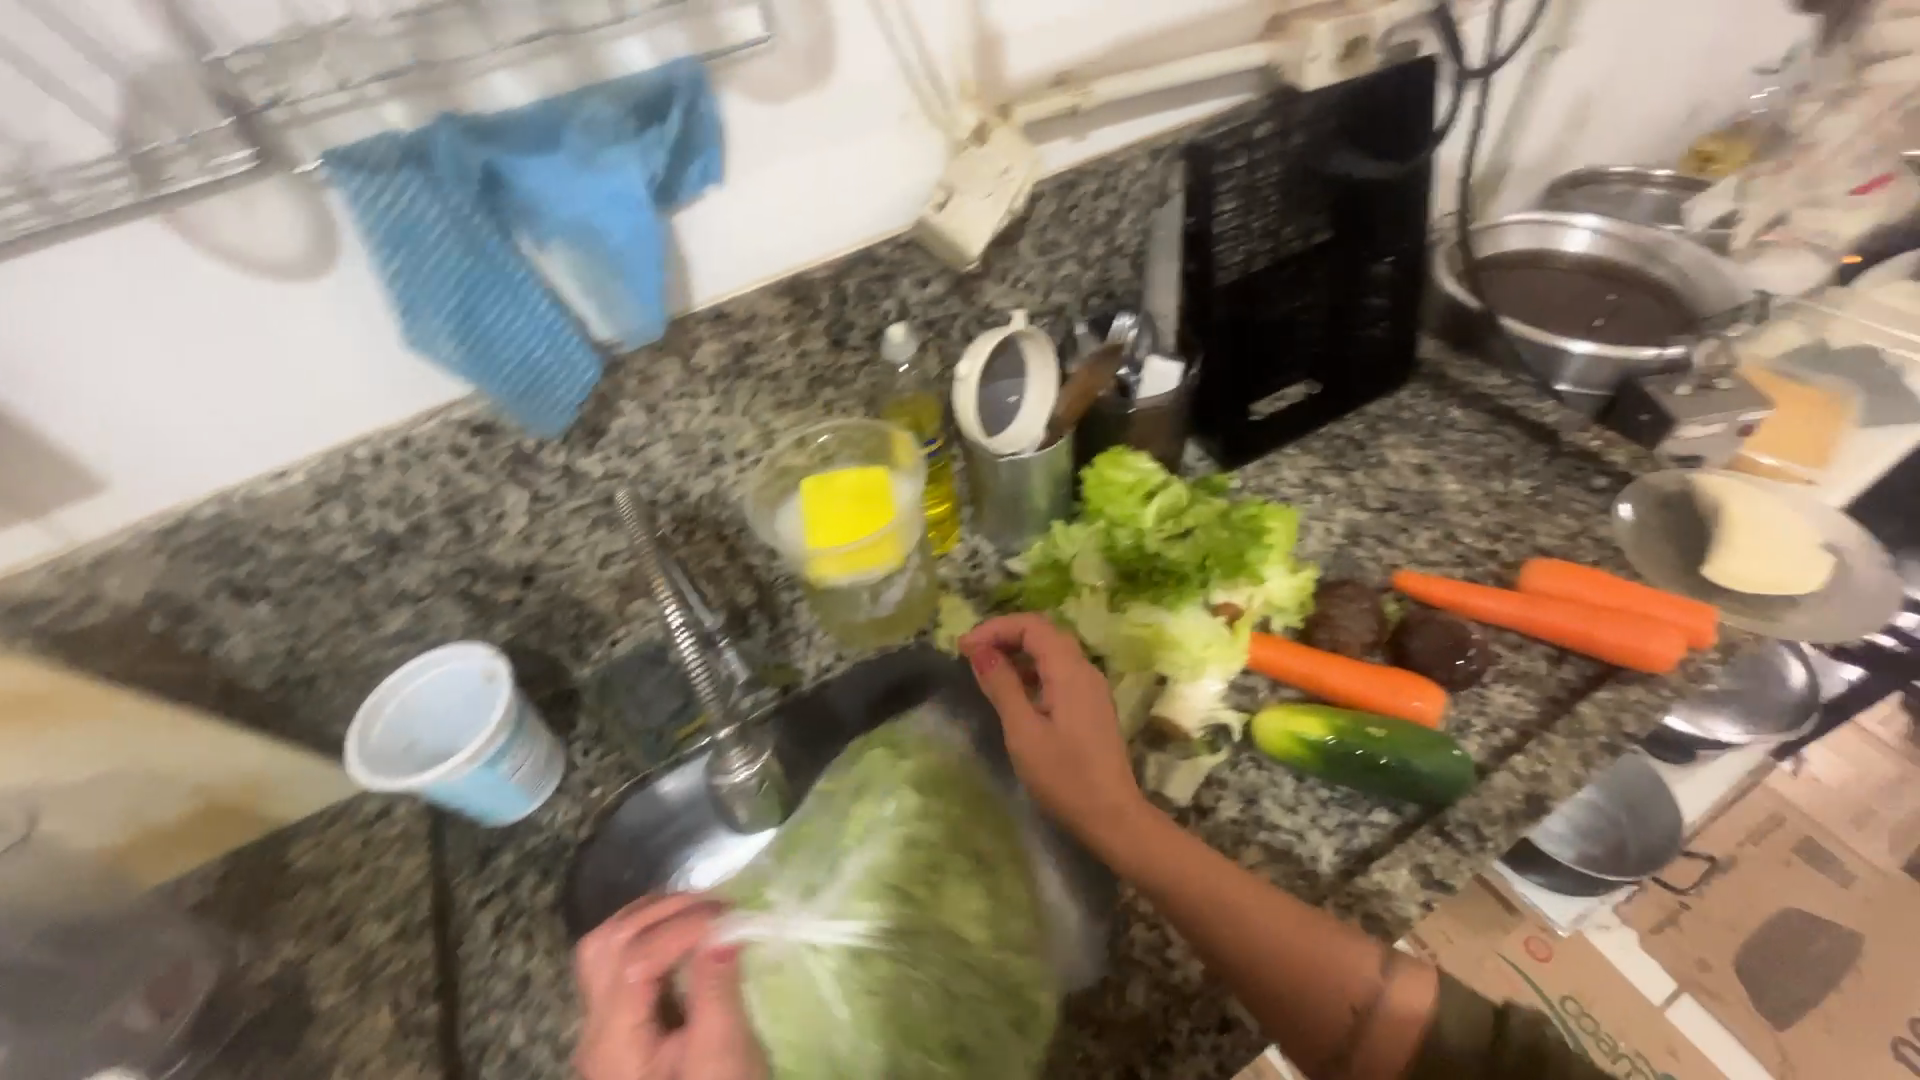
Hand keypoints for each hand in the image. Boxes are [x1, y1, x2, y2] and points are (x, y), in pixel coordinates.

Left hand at [573, 893, 767, 1079]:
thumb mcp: (723, 1056)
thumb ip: (717, 990)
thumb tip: (722, 928)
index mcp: (613, 1042)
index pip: (633, 957)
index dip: (683, 925)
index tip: (733, 914)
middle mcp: (594, 1031)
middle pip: (604, 946)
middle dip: (660, 912)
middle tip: (714, 904)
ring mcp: (602, 1032)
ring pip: (604, 951)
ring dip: (650, 918)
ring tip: (699, 911)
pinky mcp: (619, 1033)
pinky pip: (619, 966)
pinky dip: (650, 936)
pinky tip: (685, 938)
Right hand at [959, 613, 1150, 851]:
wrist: (1111, 816)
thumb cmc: (1063, 776)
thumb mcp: (1023, 731)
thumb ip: (1002, 686)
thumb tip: (979, 650)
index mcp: (1069, 670)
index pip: (1032, 625)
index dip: (995, 628)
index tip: (963, 648)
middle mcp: (1085, 670)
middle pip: (1044, 633)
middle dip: (1005, 636)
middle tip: (971, 654)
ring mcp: (1092, 688)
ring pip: (1053, 652)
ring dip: (1019, 652)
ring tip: (987, 670)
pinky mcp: (1091, 705)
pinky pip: (1060, 672)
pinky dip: (1033, 671)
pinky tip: (1015, 692)